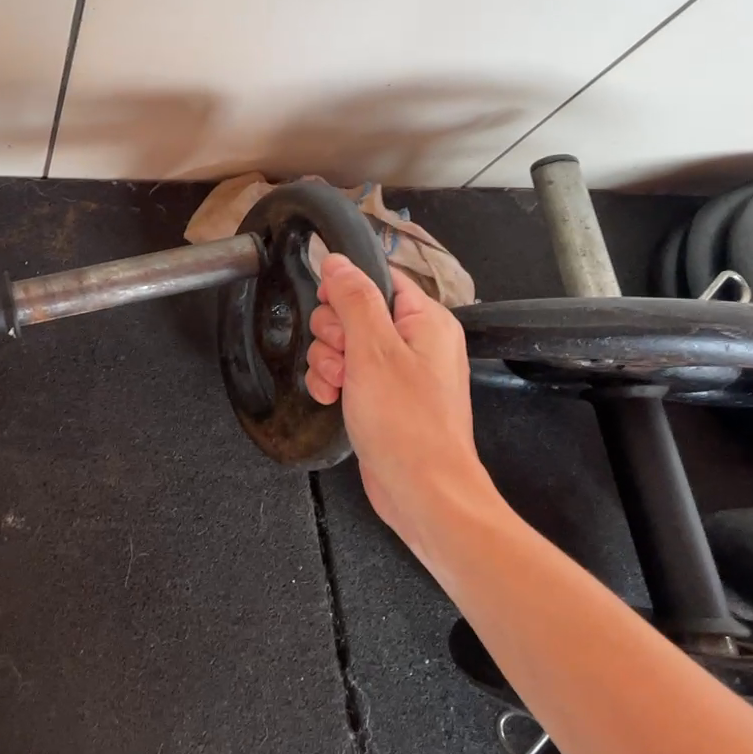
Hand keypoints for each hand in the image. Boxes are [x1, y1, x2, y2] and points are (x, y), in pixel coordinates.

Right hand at [304, 254, 497, 550]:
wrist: (423, 493)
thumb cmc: (406, 422)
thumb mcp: (374, 350)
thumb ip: (353, 299)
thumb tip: (336, 260)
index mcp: (426, 320)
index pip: (377, 279)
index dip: (345, 292)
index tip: (334, 315)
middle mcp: (415, 341)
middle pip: (352, 311)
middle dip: (332, 336)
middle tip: (344, 361)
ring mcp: (397, 371)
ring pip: (341, 343)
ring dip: (326, 362)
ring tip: (339, 386)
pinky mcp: (381, 397)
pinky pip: (344, 372)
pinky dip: (331, 382)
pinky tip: (332, 399)